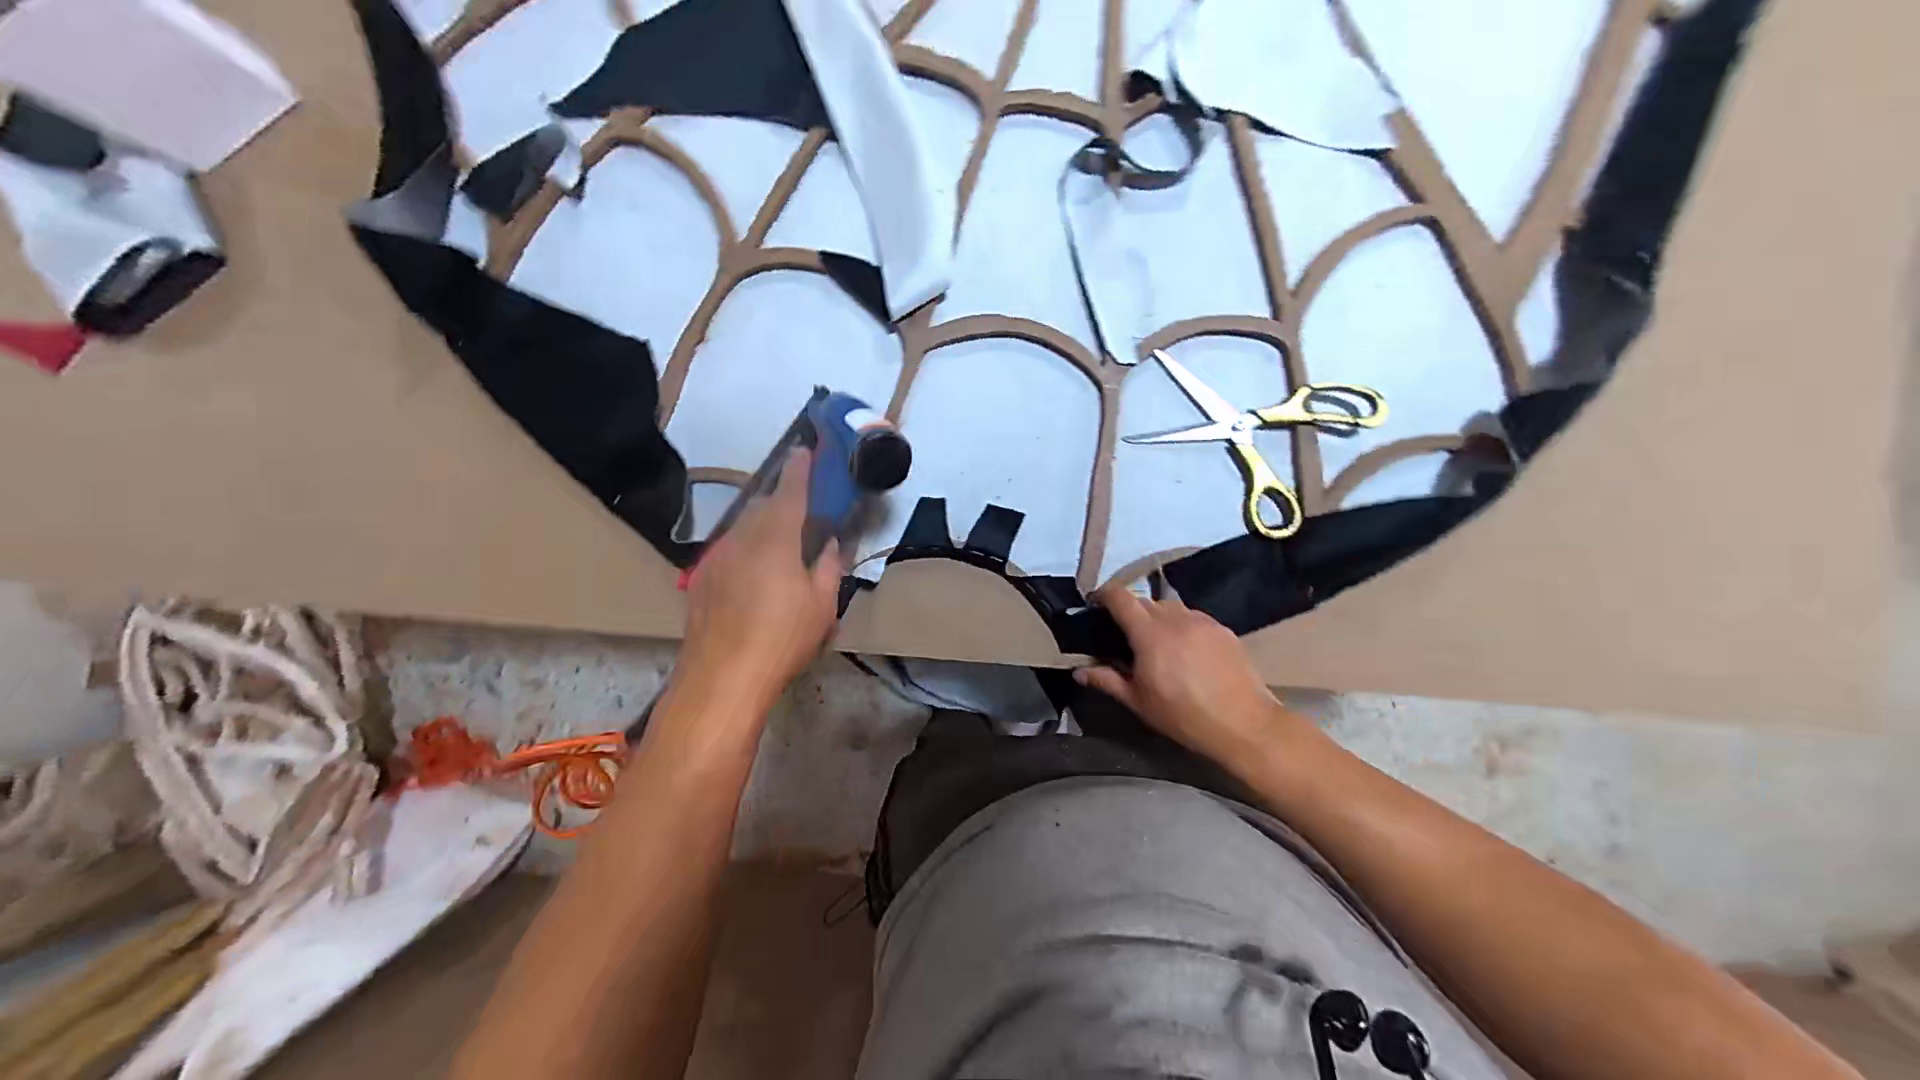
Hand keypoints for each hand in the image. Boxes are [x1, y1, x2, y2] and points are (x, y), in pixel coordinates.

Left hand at [679, 449, 844, 706]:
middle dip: (781, 499)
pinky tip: (754, 573)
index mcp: (776, 539)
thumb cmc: (782, 639)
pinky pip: (728, 549)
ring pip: (742, 527)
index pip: (789, 492)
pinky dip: (745, 548)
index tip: (804, 451)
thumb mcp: (821, 606)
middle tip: (800, 507)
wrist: (722, 676)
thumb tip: (829, 546)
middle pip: (762, 505)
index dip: (799, 469)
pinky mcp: (701, 578)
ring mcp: (716, 557)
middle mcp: (742, 538)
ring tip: (779, 542)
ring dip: (762, 525)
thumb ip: (827, 568)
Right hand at [1075, 585, 1309, 765]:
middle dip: (1130, 612)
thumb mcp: (1138, 702)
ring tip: (1158, 644)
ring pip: (1170, 608)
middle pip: (1144, 601)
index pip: (1120, 597)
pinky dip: (1182, 627)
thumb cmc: (1184, 716)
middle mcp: (1175, 618)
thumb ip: (1106, 680)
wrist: (1244, 724)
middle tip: (1125, 636)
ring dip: (1157, 619)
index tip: (1095, 605)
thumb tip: (1079, 671)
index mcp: (1149, 634)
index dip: (1104, 595)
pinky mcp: (1222, 629)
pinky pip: (1193, 618)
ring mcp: (1202, 621)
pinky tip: (1186, 651)